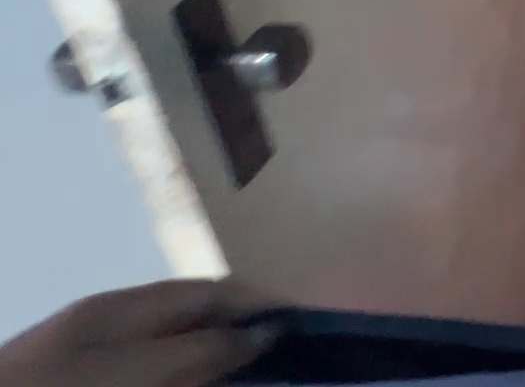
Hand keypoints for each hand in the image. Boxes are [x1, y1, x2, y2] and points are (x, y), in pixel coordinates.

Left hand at [0, 280, 275, 386]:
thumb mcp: (125, 375)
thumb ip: (199, 351)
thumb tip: (268, 330)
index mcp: (121, 309)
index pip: (216, 292)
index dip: (263, 305)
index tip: (306, 330)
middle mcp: (104, 330)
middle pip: (192, 325)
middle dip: (236, 343)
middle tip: (277, 368)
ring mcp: (79, 368)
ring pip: (165, 360)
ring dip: (204, 372)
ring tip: (239, 383)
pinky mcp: (73, 386)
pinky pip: (140, 379)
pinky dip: (171, 384)